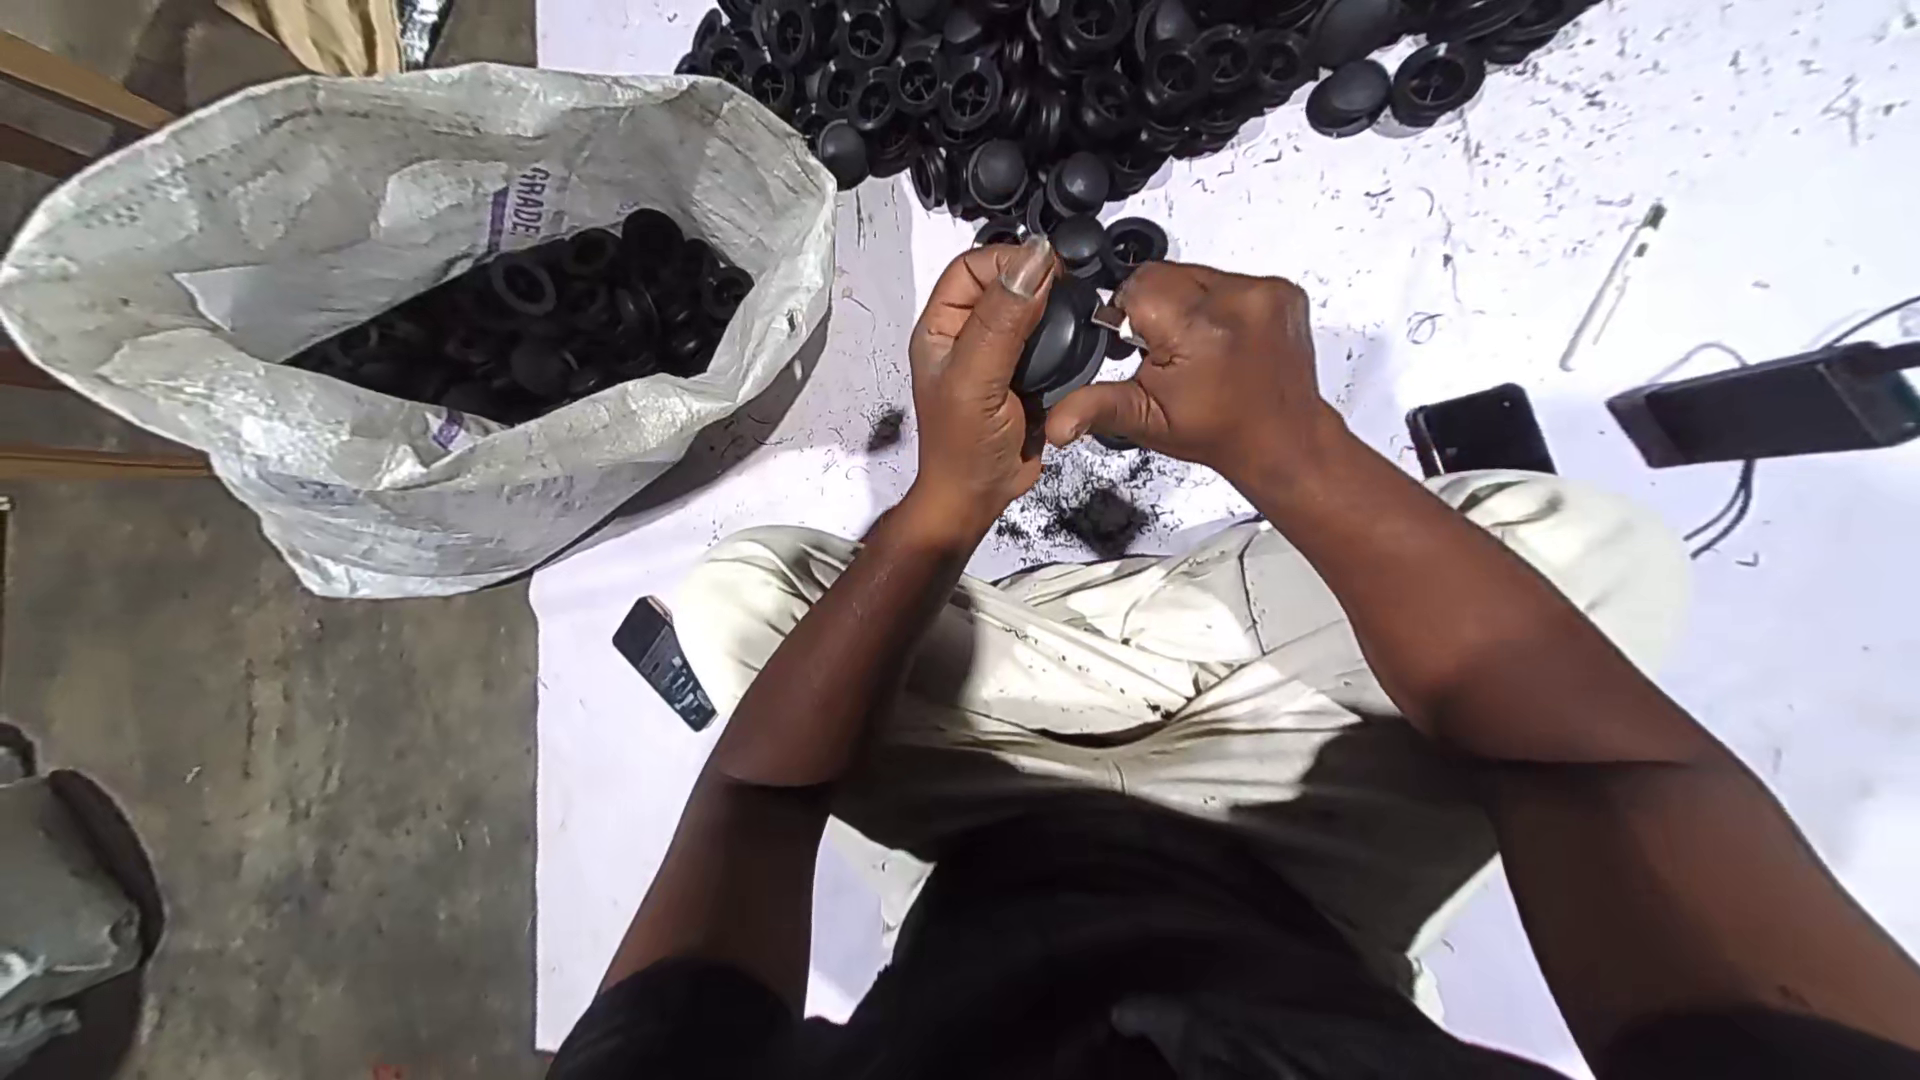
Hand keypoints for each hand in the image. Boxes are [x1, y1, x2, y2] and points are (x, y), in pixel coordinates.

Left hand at [899, 237, 1056, 544]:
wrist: (979, 495)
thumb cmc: (961, 449)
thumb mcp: (976, 380)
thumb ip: (1001, 322)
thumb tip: (1031, 263)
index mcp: (942, 329)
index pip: (972, 267)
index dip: (1009, 259)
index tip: (1048, 267)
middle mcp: (969, 336)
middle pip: (1005, 283)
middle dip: (1037, 280)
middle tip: (1068, 287)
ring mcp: (998, 356)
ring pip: (1031, 311)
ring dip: (1054, 310)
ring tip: (1075, 314)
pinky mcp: (1025, 375)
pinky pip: (1049, 343)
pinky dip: (1064, 340)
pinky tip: (1074, 342)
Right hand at [1044, 261, 1343, 488]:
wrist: (1280, 438)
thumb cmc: (1218, 432)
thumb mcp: (1143, 421)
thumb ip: (1094, 408)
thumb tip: (1053, 423)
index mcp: (1197, 330)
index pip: (1137, 284)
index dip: (1126, 314)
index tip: (1137, 344)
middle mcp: (1236, 300)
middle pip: (1165, 274)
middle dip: (1154, 309)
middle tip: (1166, 351)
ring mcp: (1263, 292)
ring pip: (1195, 273)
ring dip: (1184, 304)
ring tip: (1194, 348)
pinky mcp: (1281, 289)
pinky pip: (1227, 279)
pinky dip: (1215, 304)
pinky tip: (1219, 339)